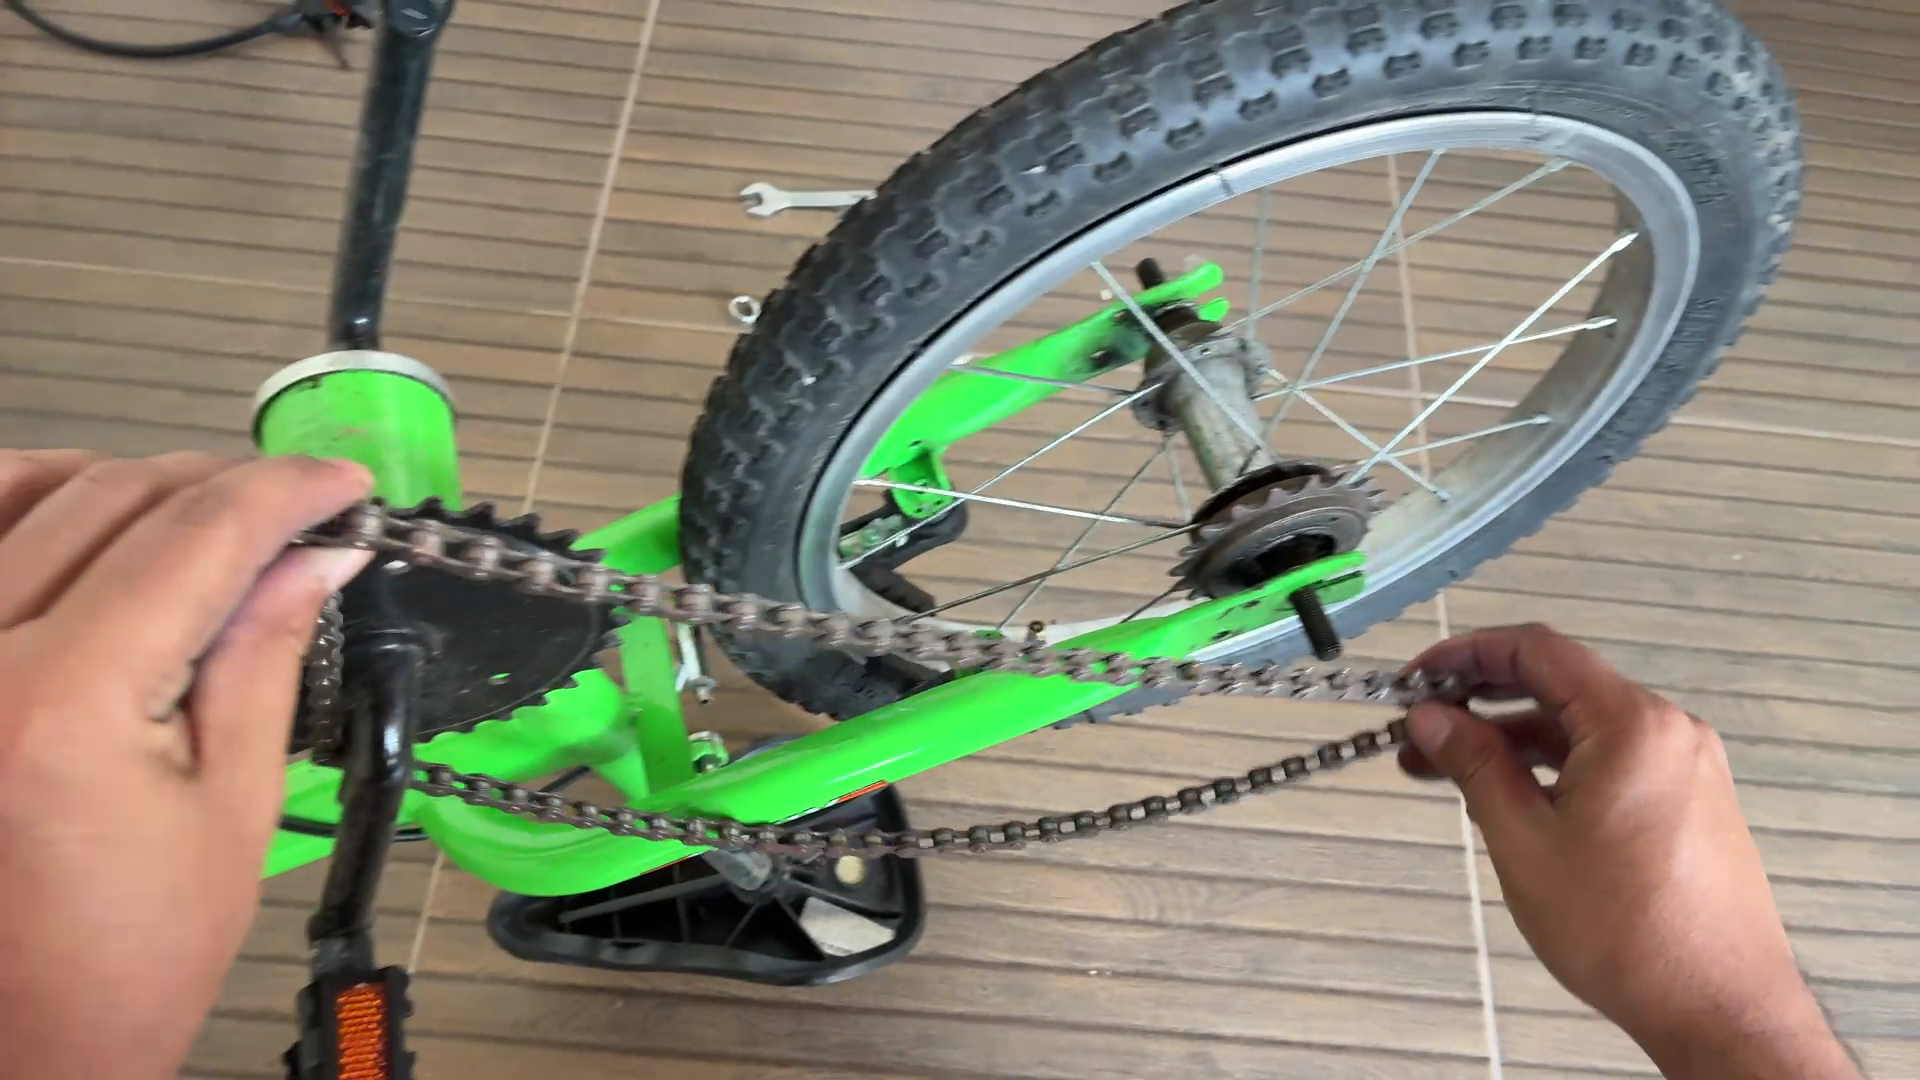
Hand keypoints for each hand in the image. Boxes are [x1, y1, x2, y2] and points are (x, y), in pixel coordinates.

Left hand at [0, 449, 372, 1079]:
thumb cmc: (132, 941)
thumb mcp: (236, 794)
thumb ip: (265, 651)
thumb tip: (324, 555)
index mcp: (58, 706)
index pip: (201, 538)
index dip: (291, 491)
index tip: (351, 483)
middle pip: (111, 499)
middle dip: (230, 484)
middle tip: (305, 503)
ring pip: (11, 489)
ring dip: (132, 481)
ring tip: (212, 508)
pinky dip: (22, 498)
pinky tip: (87, 516)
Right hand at [1398, 624, 1858, 1079]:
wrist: (1723, 1017)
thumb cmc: (1619, 924)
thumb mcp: (1521, 835)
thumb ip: (1471, 761)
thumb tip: (1426, 715)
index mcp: (1631, 726)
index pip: (1534, 651)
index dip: (1463, 653)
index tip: (1414, 680)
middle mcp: (1664, 731)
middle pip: (1550, 683)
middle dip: (1472, 697)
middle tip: (1414, 721)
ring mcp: (1677, 766)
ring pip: (1566, 724)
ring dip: (1497, 735)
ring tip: (1434, 764)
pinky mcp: (1677, 799)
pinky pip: (1592, 755)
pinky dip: (1535, 761)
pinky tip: (1491, 790)